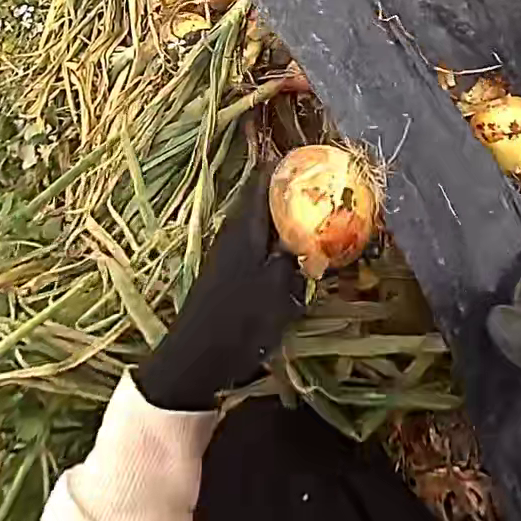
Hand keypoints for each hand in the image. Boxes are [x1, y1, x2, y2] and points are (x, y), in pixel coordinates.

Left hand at [136, 167, 305, 410]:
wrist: (196, 358)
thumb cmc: (239, 318)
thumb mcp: (279, 285)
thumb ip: (298, 254)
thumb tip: (316, 234)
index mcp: (246, 223)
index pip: (264, 177)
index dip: (288, 164)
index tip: (315, 161)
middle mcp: (235, 228)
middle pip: (264, 195)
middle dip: (293, 190)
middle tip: (325, 191)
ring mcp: (230, 248)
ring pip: (262, 218)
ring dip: (286, 216)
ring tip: (318, 219)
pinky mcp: (229, 268)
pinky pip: (258, 239)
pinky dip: (278, 238)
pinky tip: (297, 255)